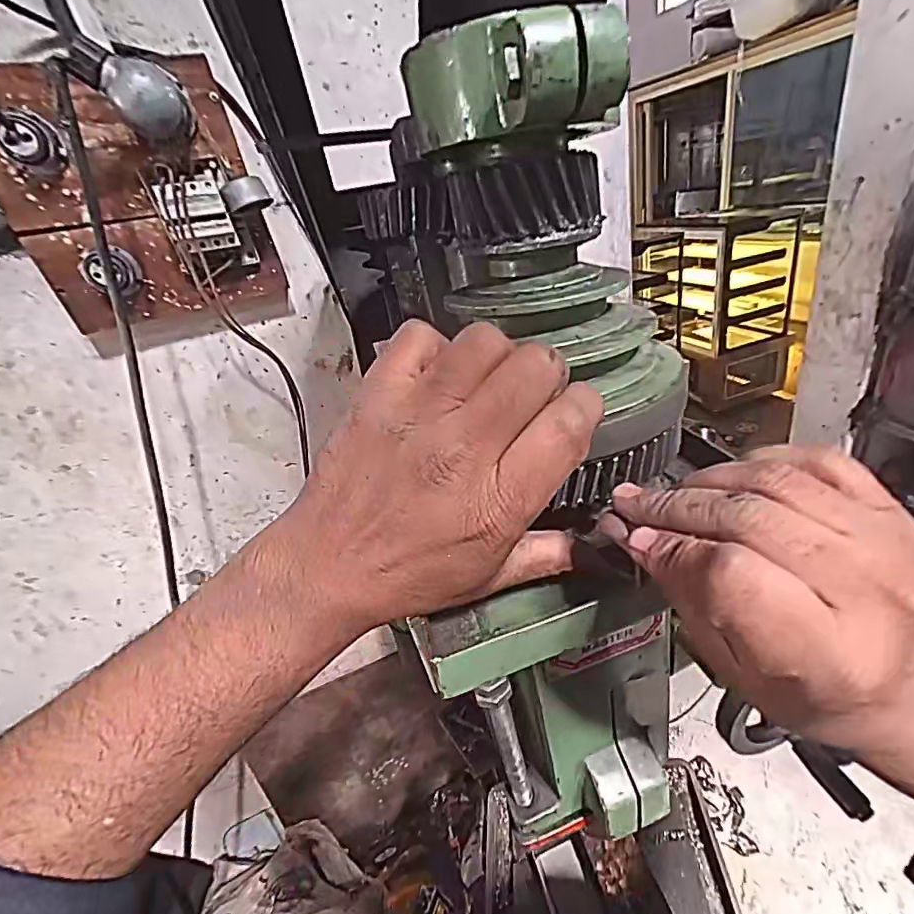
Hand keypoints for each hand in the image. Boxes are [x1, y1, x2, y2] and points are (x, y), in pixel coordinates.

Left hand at [266, 320, 603, 632]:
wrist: (328, 565)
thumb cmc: (406, 574)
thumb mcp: (487, 577)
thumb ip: (543, 554)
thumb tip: (582, 544)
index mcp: (500, 498)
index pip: (569, 421)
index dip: (585, 406)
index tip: (574, 413)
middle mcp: (464, 448)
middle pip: (536, 366)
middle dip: (547, 375)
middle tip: (531, 396)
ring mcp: (418, 415)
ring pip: (484, 342)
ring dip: (497, 356)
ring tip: (486, 382)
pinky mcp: (379, 395)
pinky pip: (419, 336)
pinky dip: (435, 347)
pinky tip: (437, 377)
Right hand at [601, 446, 913, 752]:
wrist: (883, 682)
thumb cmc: (809, 687)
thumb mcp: (729, 663)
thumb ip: (685, 594)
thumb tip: (641, 538)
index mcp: (825, 653)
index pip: (731, 572)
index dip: (674, 548)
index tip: (638, 539)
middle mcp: (865, 591)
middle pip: (749, 517)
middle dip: (678, 508)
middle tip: (638, 507)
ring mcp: (881, 543)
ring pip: (773, 480)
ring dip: (708, 481)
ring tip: (676, 494)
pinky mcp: (886, 511)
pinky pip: (812, 460)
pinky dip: (759, 463)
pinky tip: (733, 479)